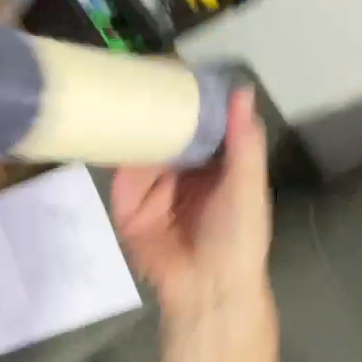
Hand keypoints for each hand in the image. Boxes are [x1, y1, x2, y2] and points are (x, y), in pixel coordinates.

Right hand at [110, 88, 271, 318]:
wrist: (207, 284)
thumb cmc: (237, 236)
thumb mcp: (247, 185)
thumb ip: (243, 141)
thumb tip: (241, 92)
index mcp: (215, 172)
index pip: (200, 132)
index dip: (192, 107)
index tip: (179, 77)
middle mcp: (182, 180)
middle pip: (166, 142)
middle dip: (156, 118)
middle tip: (143, 82)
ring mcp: (153, 195)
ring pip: (141, 159)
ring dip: (135, 137)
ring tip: (125, 104)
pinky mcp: (129, 211)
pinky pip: (121, 184)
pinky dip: (118, 164)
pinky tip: (115, 140)